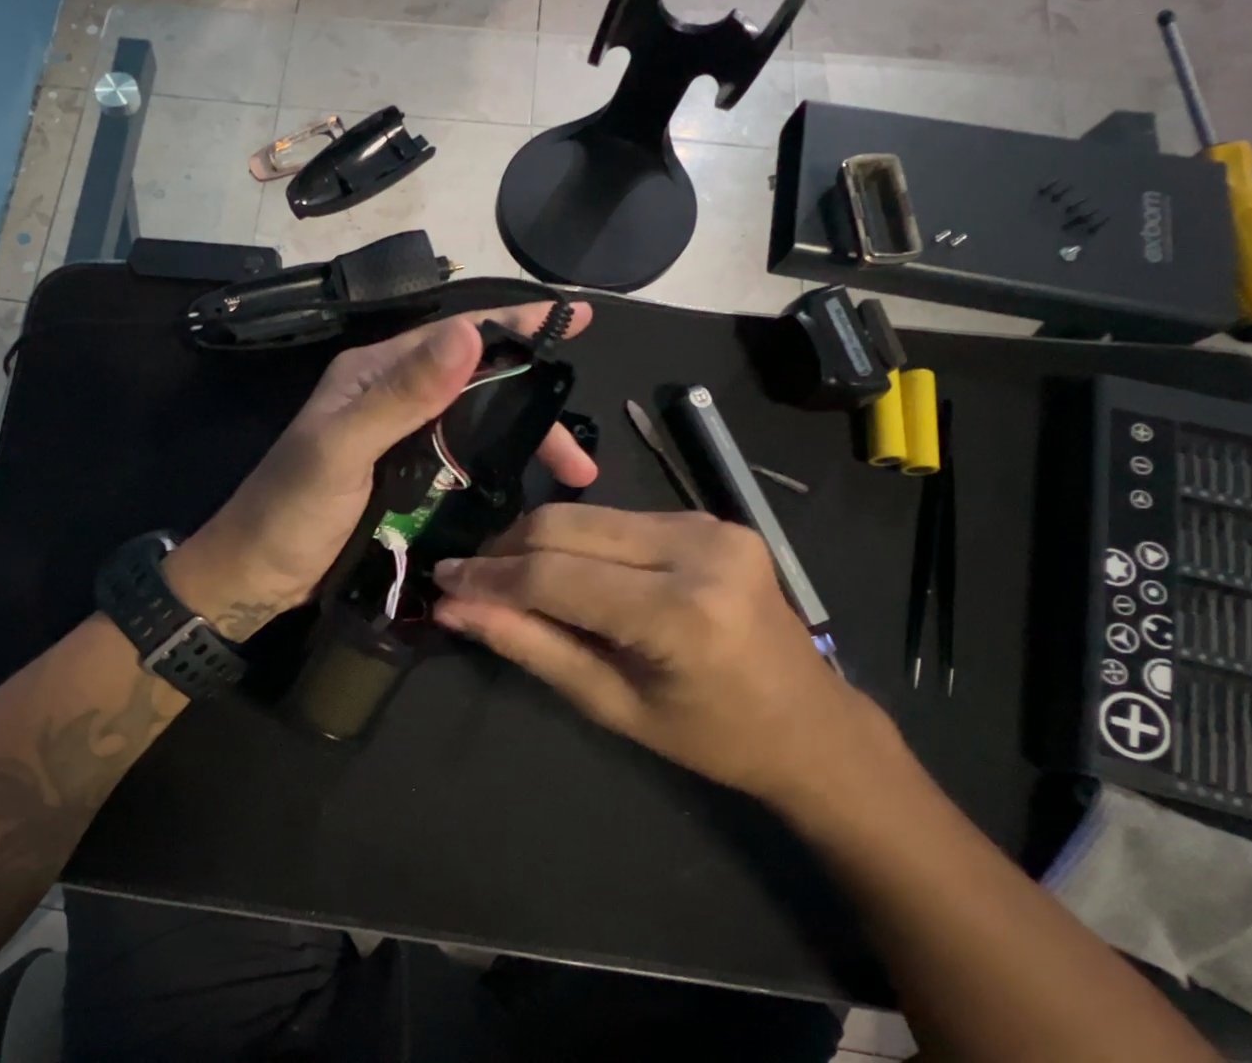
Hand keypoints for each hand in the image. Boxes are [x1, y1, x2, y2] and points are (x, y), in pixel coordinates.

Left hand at [166, 303, 597, 640]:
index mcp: (372, 375)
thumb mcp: (341, 449)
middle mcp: (388, 399)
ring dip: (518, 441)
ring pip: (472, 425)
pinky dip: (492, 470)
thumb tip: (469, 333)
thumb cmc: (288, 510)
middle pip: (474, 383)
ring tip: (570, 474)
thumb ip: (401, 395)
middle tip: (579, 450)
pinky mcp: (399, 481)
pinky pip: (457, 464)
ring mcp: (395, 442)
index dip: (516, 326)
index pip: (455, 338)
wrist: (254, 576)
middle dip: (532, 401)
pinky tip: (524, 489)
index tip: (577, 319)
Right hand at [429, 505, 899, 806]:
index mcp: (682, 612)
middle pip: (565, 527)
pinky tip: (560, 570)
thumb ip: (530, 647)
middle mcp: (700, 550)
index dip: (487, 577)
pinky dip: (575, 541)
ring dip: (535, 541)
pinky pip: (616, 519)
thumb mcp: (610, 704)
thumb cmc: (710, 736)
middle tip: (466, 582)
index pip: (554, 575)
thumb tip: (452, 609)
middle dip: (504, 551)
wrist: (811, 724)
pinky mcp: (711, 518)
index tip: (440, 582)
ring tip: (505, 578)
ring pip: (585, 514)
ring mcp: (711, 525)